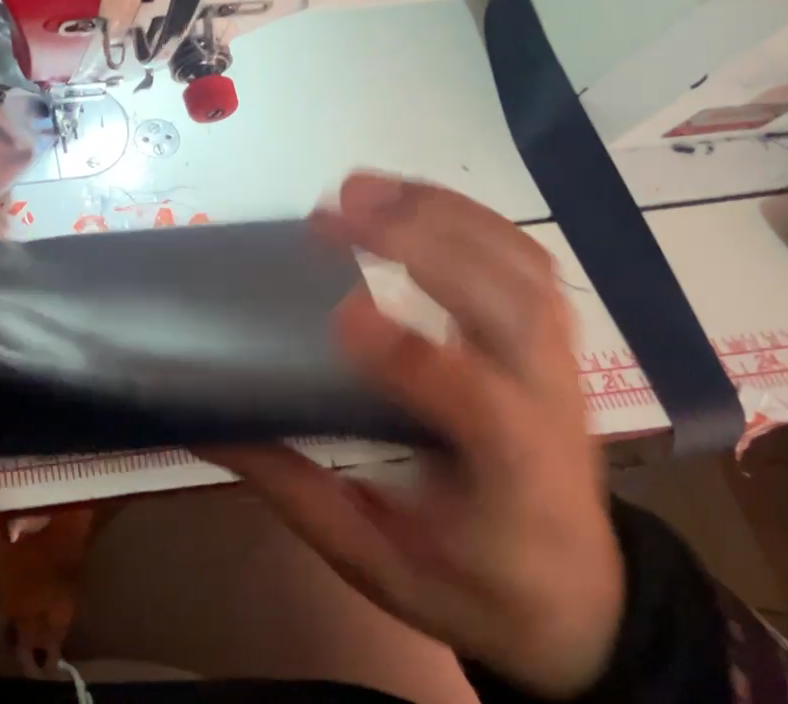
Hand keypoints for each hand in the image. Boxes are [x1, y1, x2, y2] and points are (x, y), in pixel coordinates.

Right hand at [201, 173, 621, 699]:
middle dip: (428, 247)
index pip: (479, 407)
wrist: (580, 600)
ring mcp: (557, 366)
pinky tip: (410, 199)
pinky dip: (470, 217)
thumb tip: (207, 426)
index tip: (337, 311)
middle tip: (336, 212)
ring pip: (522, 270)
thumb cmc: (473, 588)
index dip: (413, 355)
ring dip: (444, 216)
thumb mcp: (374, 562)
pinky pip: (525, 262)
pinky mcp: (548, 342)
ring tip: (362, 188)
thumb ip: (295, 490)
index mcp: (513, 480)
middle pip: (512, 308)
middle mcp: (549, 407)